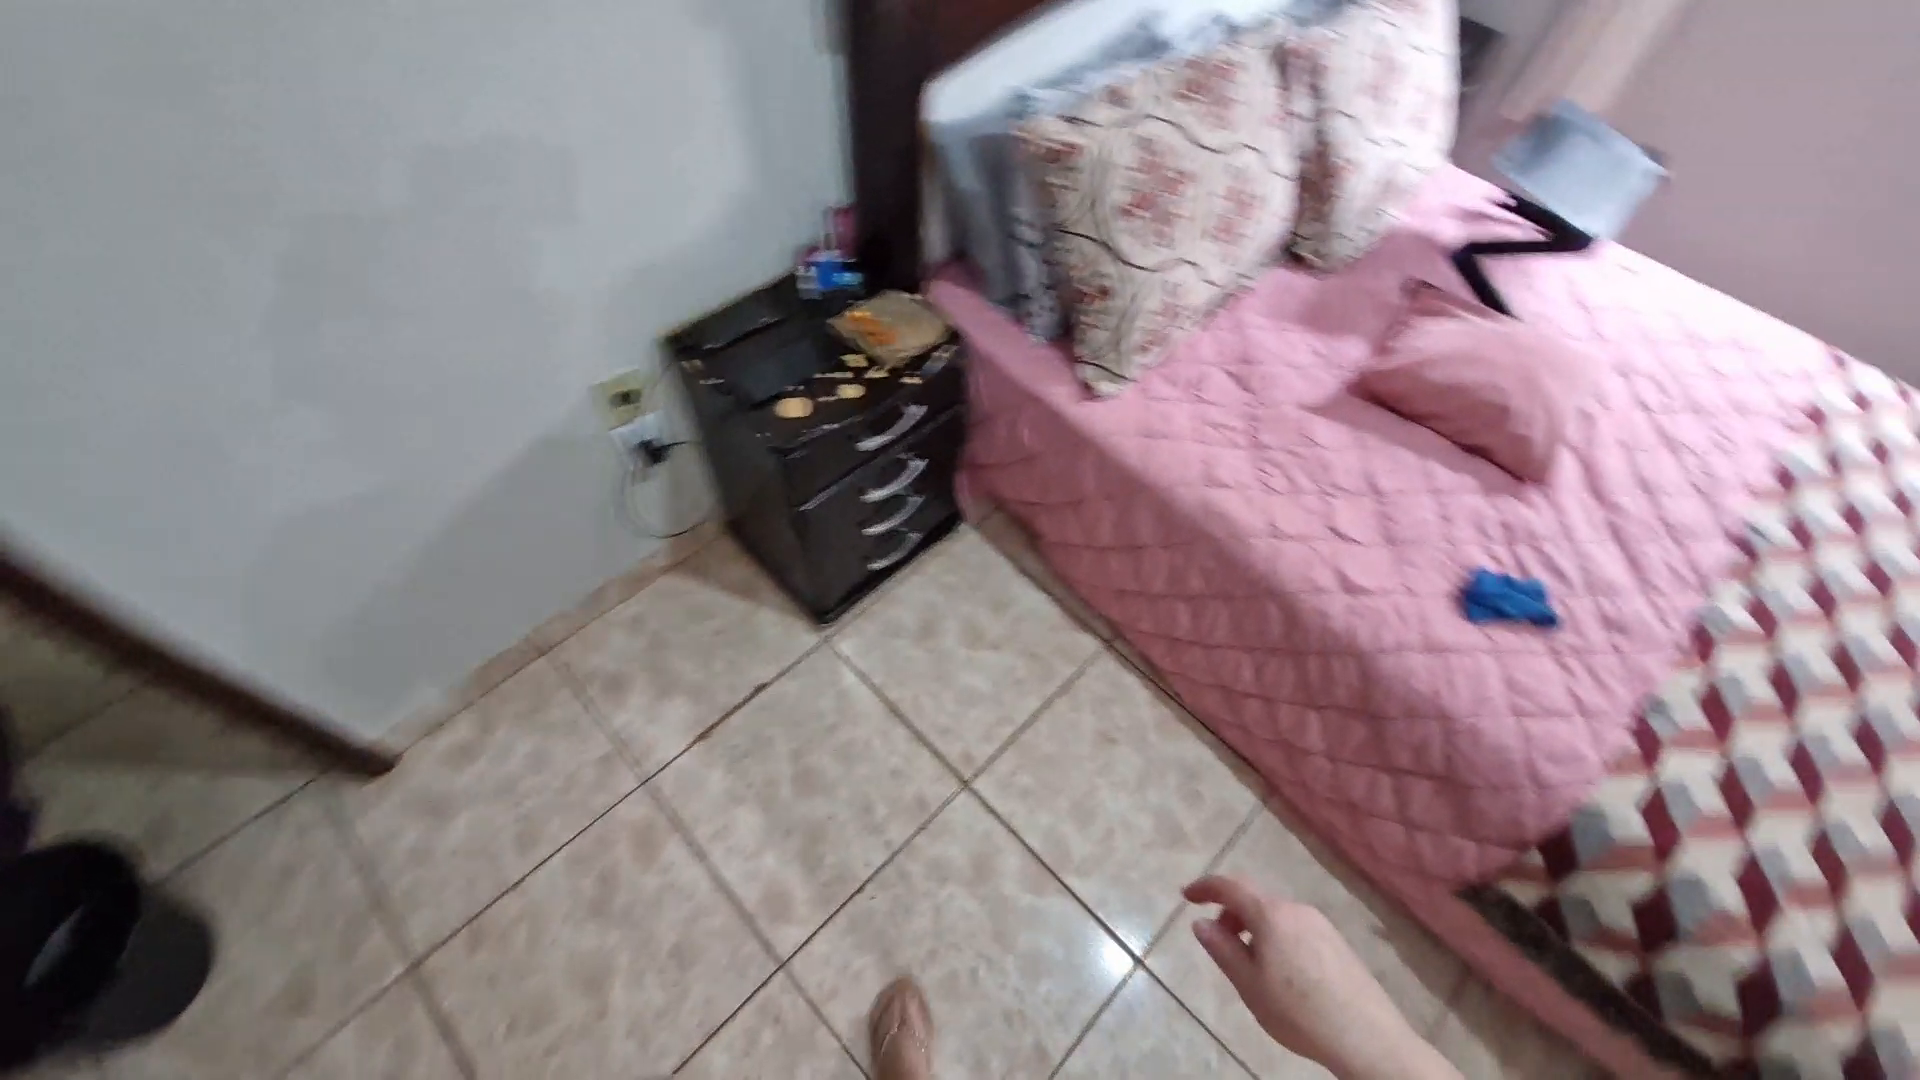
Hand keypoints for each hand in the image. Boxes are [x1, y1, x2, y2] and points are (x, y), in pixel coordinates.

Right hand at [1182, 876, 1460, 1079]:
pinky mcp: (1336, 941)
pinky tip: (1280, 970)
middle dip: (1229, 911)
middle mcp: (1295, 909)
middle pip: (1253, 897)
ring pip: (1274, 913)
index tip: (1186, 896)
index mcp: (1270, 914)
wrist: (1369, 1039)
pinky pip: (1294, 926)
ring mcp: (1320, 923)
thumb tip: (1200, 923)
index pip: (1229, 886)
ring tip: (1248, 962)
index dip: (1204, 887)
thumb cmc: (1299, 1012)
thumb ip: (1222, 949)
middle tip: (1217, 939)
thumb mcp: (1249, 985)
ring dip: (1252, 925)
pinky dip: (1274, 934)